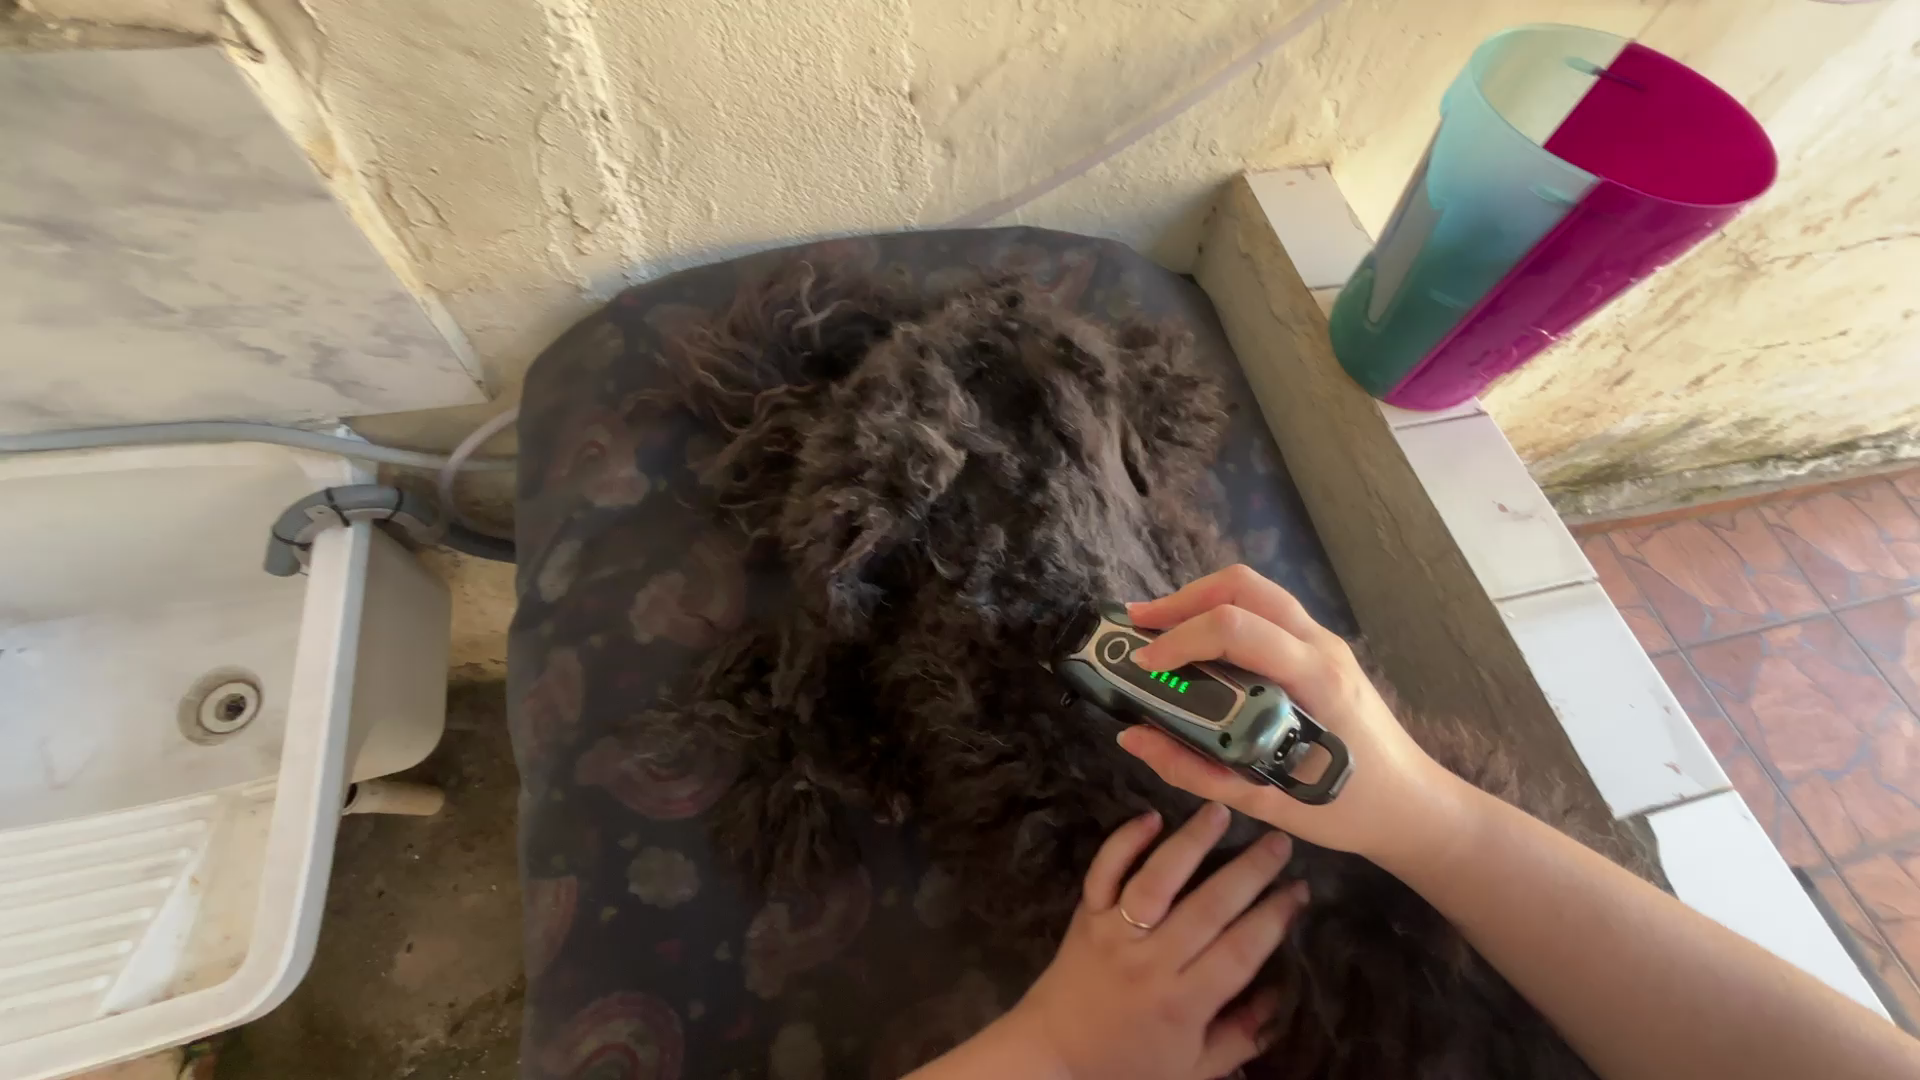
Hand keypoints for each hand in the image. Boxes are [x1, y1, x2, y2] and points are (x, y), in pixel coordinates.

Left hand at [993, 803, 1306, 1079]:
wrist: (1054, 1055)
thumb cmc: (1130, 1065)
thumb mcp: (1194, 1070)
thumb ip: (1241, 1035)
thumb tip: (1283, 995)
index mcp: (1183, 1001)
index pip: (1239, 950)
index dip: (1273, 917)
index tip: (1299, 888)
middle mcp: (1151, 959)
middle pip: (1207, 906)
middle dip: (1249, 871)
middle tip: (1279, 840)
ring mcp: (1115, 930)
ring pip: (1157, 878)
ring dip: (1191, 841)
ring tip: (1220, 811)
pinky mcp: (1086, 912)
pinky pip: (1105, 870)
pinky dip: (1125, 841)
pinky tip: (1151, 816)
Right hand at [1122, 565, 1467, 861]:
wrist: (1417, 806)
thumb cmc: (1349, 809)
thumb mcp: (1265, 802)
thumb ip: (1192, 769)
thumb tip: (1132, 736)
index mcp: (1315, 680)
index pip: (1236, 631)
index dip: (1181, 638)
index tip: (1142, 662)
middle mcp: (1320, 645)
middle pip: (1243, 586)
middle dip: (1182, 599)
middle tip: (1138, 623)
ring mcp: (1322, 640)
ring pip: (1253, 588)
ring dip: (1199, 599)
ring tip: (1158, 623)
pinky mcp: (1318, 646)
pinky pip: (1262, 608)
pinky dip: (1219, 610)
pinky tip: (1196, 639)